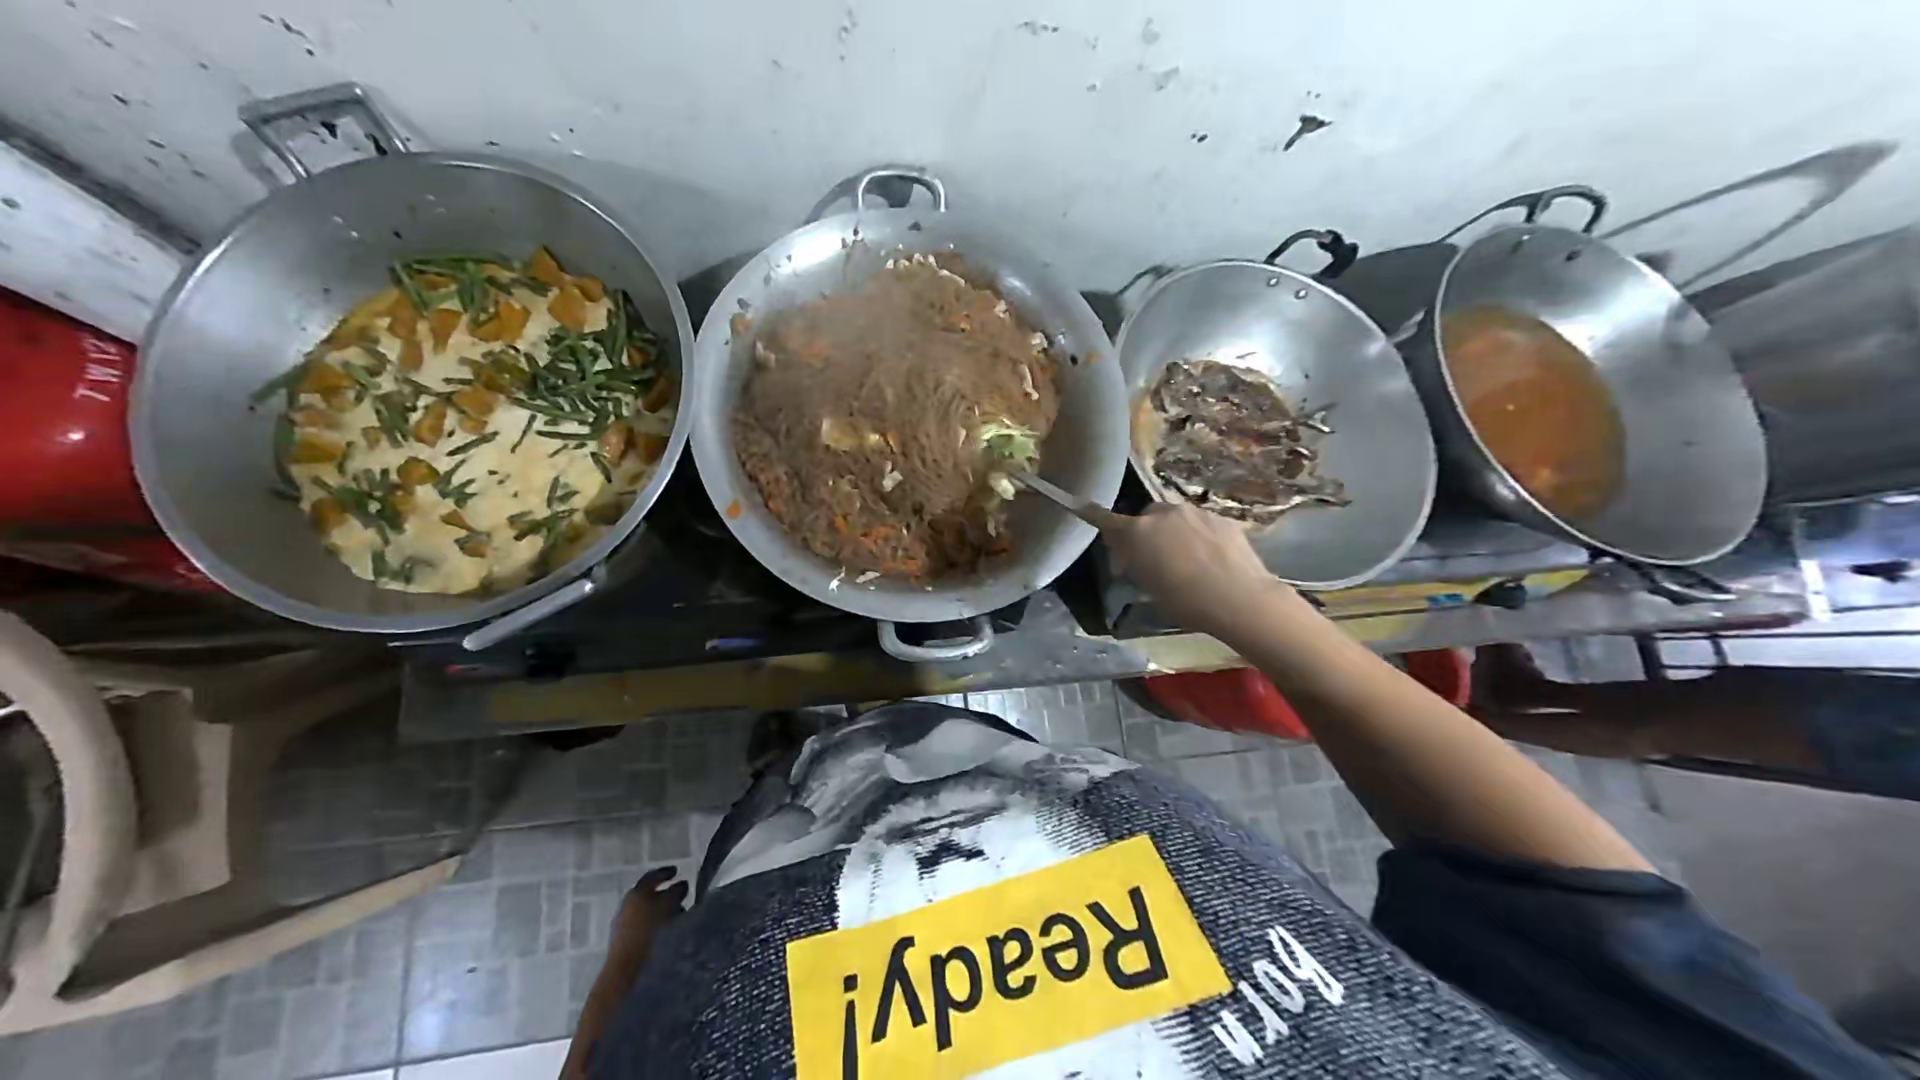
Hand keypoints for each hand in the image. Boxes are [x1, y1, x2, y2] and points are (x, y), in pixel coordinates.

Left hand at [607, 866, 687, 962]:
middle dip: (666, 893)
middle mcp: (627, 904)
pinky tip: (666, 931)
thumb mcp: (670, 905)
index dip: (666, 872)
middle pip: (649, 893)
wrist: (626, 970)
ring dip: (662, 910)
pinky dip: (655, 923)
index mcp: (637, 892)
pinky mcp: (623, 941)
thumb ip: (677, 892)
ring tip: (678, 917)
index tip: (677, 872)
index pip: (652, 876)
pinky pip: (643, 925)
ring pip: (646, 910)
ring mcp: (623, 923)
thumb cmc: (651, 931)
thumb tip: (682, 884)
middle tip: (682, 896)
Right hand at [1101, 503, 1307, 639]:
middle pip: (1146, 517)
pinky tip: (1212, 560)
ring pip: (1176, 518)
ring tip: (1188, 562)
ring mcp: (1195, 512)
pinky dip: (1200, 537)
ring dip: (1174, 533)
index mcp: (1138, 533)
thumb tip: (1131, 553)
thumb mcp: (1149, 585)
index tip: (1080, 506)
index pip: (1106, 519)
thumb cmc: (1185, 601)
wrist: (1240, 599)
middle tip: (1154, 559)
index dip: (1091, 514)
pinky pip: (1201, 524)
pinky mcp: (1222, 517)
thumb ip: (1136, 561)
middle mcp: (1163, 514)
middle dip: (1146, 531)